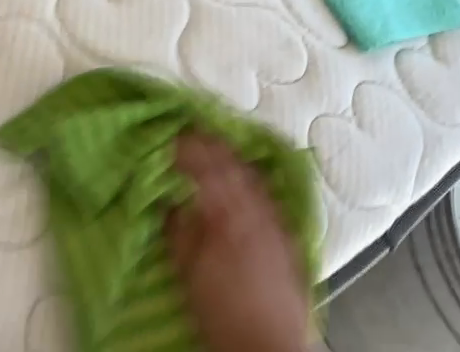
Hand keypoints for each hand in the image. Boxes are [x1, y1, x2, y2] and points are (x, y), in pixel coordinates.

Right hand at [165, 134, 311, 351]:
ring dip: (235, 158)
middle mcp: (254, 213)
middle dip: (212, 144)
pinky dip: (255, 181)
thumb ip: (178, 229)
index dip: (188, 147)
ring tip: (219, 145)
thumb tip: (169, 200)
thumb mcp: (187, 271)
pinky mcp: (290, 241)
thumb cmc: (222, 313)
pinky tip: (248, 180)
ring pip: (255, 178)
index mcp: (225, 216)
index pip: (205, 167)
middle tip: (194, 129)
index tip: (173, 134)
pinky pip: (270, 197)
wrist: (271, 350)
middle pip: (233, 166)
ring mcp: (276, 225)